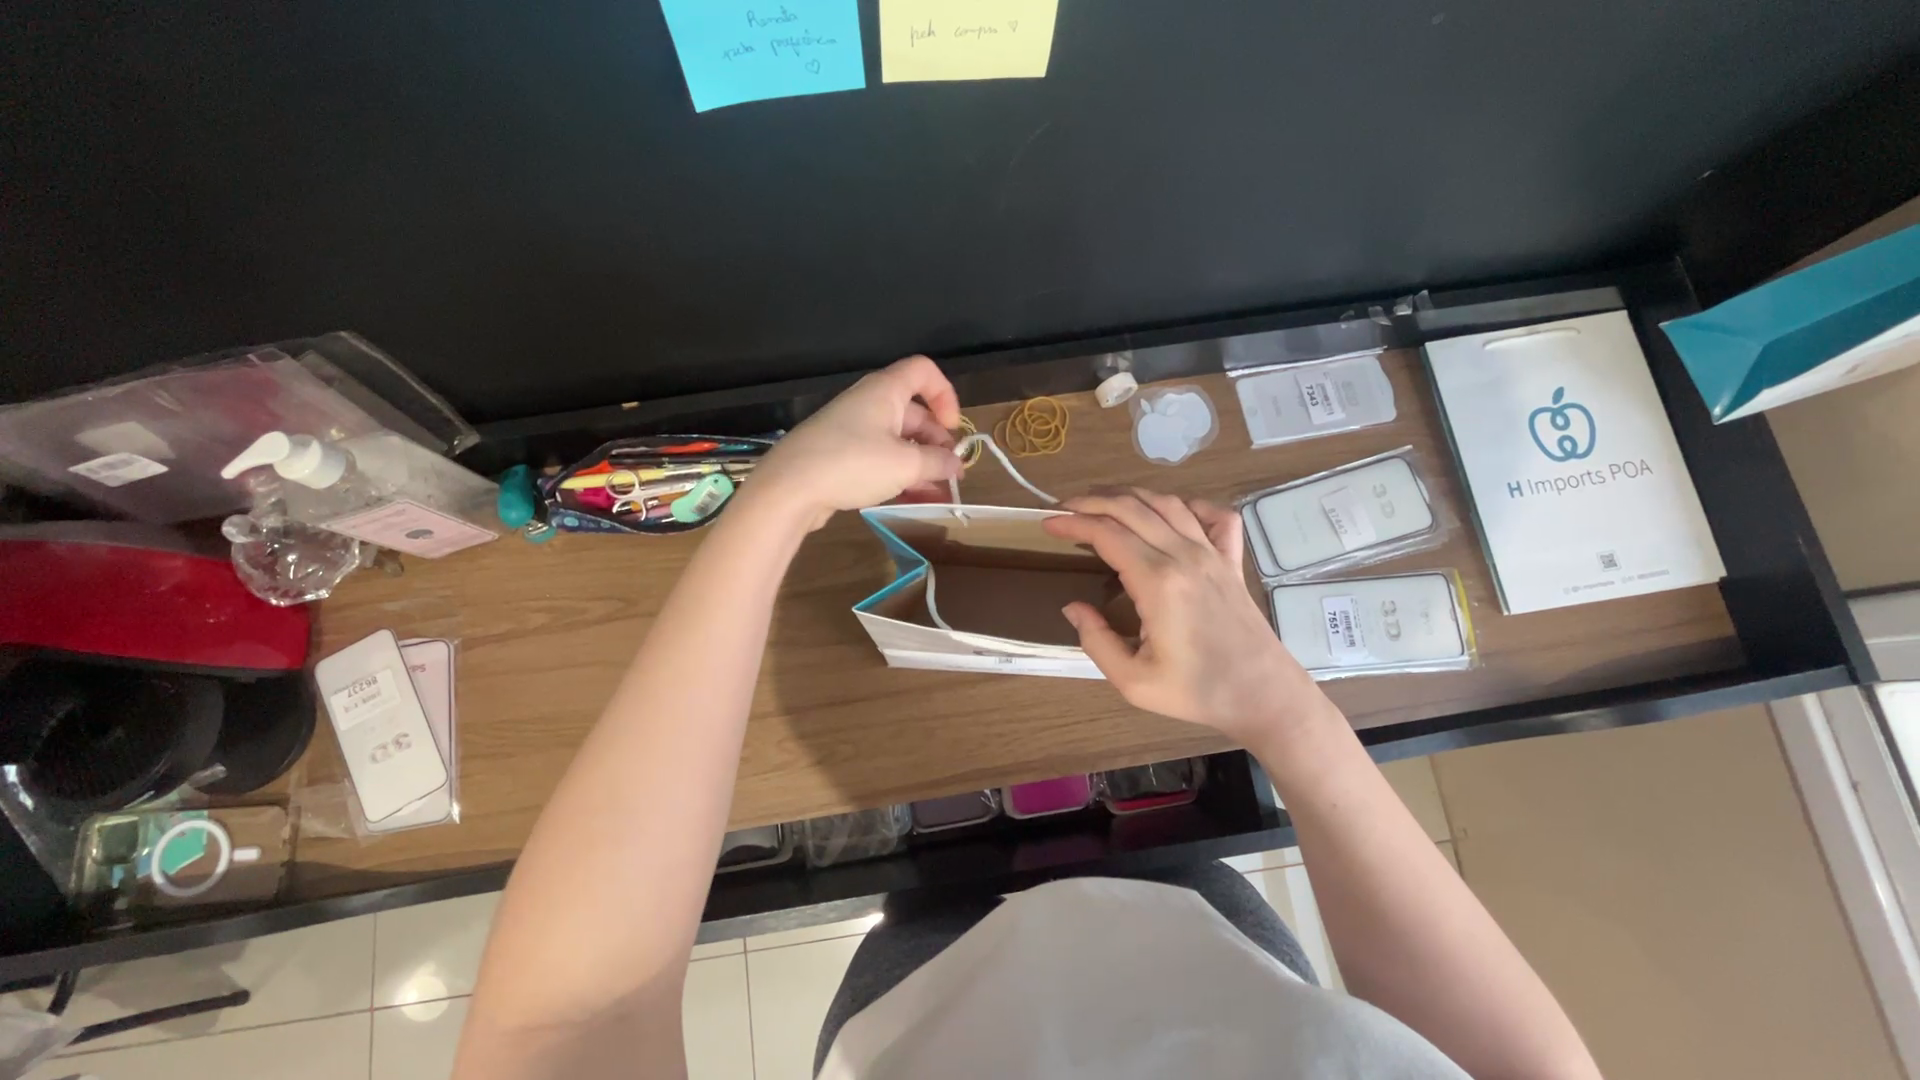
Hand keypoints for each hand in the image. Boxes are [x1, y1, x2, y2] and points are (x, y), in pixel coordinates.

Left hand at [748, 356, 963, 530]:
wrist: (790, 488)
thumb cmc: (853, 464)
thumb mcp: (905, 465)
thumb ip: (937, 463)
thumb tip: (956, 464)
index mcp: (884, 391)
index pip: (923, 371)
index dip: (945, 394)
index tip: (953, 427)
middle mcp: (869, 404)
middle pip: (913, 413)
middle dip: (936, 442)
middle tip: (951, 473)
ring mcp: (853, 431)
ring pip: (898, 442)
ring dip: (922, 465)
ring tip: (939, 494)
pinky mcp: (841, 456)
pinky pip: (880, 460)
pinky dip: (900, 476)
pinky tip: (915, 500)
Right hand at [1041, 489, 1330, 743]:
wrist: (1263, 695)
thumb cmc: (1196, 692)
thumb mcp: (1132, 681)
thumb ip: (1096, 641)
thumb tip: (1074, 608)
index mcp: (1157, 582)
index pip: (1106, 533)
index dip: (1072, 523)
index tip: (1047, 523)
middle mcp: (1184, 555)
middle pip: (1132, 508)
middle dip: (1092, 501)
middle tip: (1065, 508)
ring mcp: (1212, 554)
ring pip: (1167, 503)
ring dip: (1130, 496)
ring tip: (1103, 502)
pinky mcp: (1232, 561)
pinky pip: (1214, 515)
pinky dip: (1189, 504)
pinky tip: (1171, 512)